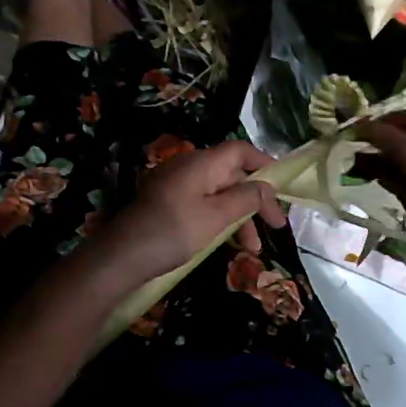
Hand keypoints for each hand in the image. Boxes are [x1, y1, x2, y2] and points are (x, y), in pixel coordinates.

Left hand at [89, 141, 286, 286]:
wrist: (122, 255)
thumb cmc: (173, 232)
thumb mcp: (216, 216)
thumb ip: (246, 198)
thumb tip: (266, 186)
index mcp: (201, 162)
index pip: (240, 150)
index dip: (264, 165)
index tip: (283, 189)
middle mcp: (189, 167)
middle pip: (232, 175)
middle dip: (255, 201)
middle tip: (274, 228)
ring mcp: (176, 186)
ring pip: (218, 194)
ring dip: (239, 218)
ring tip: (252, 250)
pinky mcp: (167, 204)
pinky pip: (202, 205)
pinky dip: (219, 221)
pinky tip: (228, 245)